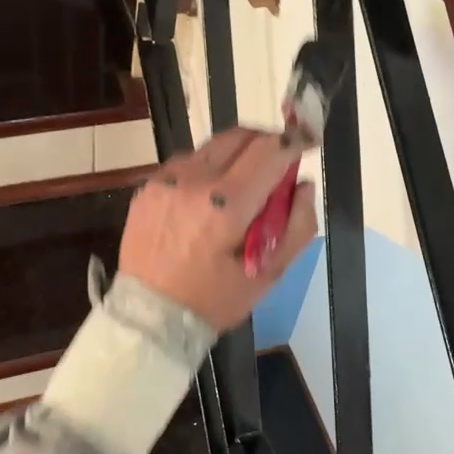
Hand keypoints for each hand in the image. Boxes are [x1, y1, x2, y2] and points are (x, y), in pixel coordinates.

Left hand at [118, 127, 317, 332]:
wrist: (149, 317)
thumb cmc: (214, 300)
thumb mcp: (269, 274)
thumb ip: (297, 226)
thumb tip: (303, 185)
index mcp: (227, 205)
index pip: (269, 150)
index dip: (293, 143)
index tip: (304, 144)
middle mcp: (194, 181)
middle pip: (240, 136)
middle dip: (265, 144)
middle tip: (276, 167)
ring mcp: (166, 180)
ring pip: (212, 147)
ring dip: (234, 157)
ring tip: (240, 189)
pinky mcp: (148, 186)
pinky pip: (186, 163)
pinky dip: (206, 171)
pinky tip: (208, 201)